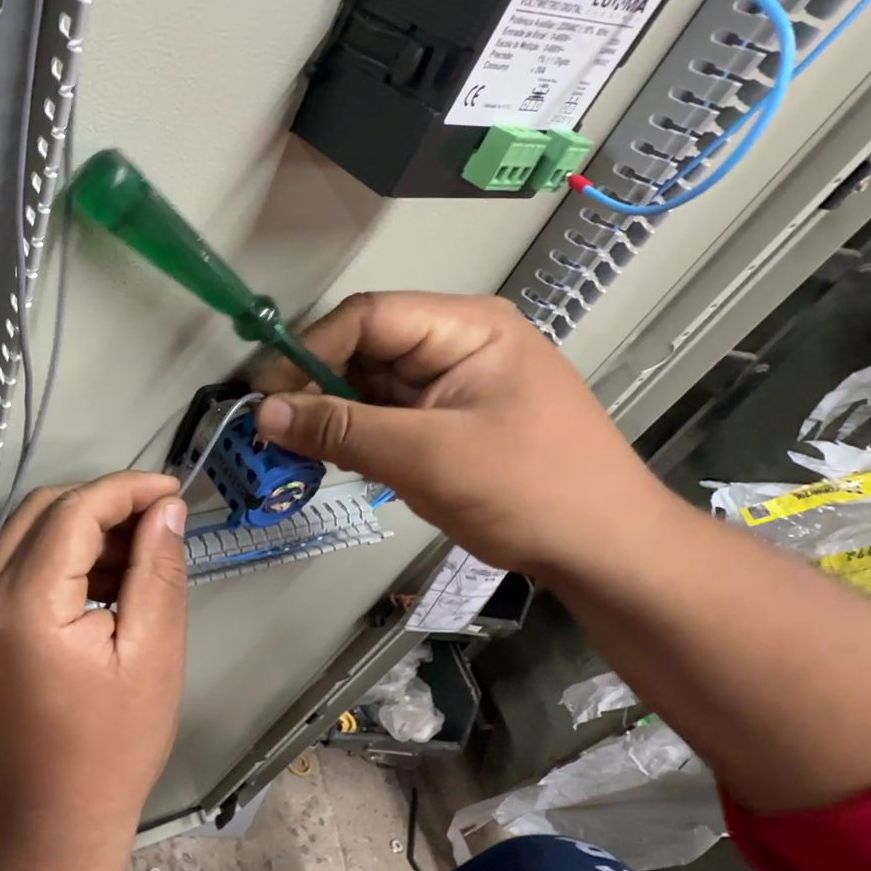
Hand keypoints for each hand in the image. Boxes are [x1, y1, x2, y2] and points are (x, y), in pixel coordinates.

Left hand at [0, 471, 188, 860]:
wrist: (56, 816)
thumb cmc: (114, 745)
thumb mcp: (154, 655)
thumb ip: (157, 572)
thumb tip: (167, 509)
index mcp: (26, 603)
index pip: (73, 511)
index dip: (125, 490)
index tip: (172, 492)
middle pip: (42, 511)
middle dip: (102, 504)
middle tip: (157, 524)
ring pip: (27, 534)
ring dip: (82, 530)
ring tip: (138, 557)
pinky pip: (18, 567)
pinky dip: (61, 559)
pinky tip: (105, 585)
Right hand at [250, 292, 669, 573]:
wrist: (608, 552)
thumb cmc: (531, 491)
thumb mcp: (426, 458)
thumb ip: (341, 430)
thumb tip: (262, 413)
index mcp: (467, 327)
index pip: (366, 317)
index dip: (309, 351)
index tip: (267, 397)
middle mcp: (456, 343)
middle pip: (362, 348)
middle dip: (315, 386)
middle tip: (273, 432)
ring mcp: (452, 383)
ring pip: (367, 384)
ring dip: (330, 415)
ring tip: (294, 451)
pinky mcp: (447, 420)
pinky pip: (383, 414)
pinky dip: (352, 435)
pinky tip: (328, 458)